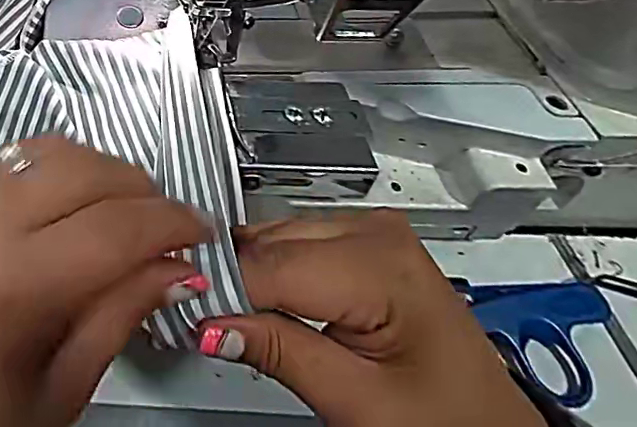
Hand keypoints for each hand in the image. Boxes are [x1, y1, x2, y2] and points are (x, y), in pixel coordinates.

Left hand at [0, 135, 211, 426]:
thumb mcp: (64, 383)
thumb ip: (125, 309)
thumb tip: (182, 265)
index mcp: (9, 281)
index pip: (116, 227)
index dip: (171, 223)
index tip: (201, 231)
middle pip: (92, 172)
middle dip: (144, 193)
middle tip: (169, 227)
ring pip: (63, 149)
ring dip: (107, 173)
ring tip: (128, 214)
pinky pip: (28, 153)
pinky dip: (67, 166)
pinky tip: (80, 201)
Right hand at [197, 211, 542, 426]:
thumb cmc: (452, 422)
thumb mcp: (360, 403)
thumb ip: (282, 352)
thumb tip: (215, 322)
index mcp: (380, 262)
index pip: (273, 265)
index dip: (223, 290)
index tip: (184, 309)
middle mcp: (375, 230)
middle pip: (274, 242)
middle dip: (231, 277)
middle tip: (193, 313)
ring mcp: (372, 230)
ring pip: (280, 236)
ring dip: (247, 269)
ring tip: (217, 306)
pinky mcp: (366, 240)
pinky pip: (300, 241)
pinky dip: (272, 266)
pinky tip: (254, 292)